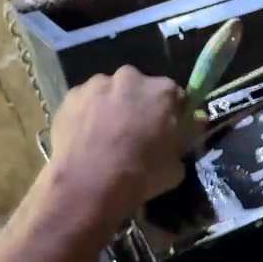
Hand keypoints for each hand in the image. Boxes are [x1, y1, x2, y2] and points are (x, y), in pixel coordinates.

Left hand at [47, 67, 187, 218]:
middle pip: (139, 89)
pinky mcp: (70, 96)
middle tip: (136, 133)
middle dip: (139, 105)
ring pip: (109, 92)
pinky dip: (87, 115)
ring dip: (112, 108)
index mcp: (162, 91)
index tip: (168, 130)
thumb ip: (185, 141)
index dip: (173, 113)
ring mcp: (96, 84)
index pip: (175, 96)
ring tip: (107, 137)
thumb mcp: (176, 166)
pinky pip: (85, 103)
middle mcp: (130, 78)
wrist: (89, 183)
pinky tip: (86, 138)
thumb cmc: (141, 174)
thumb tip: (192, 129)